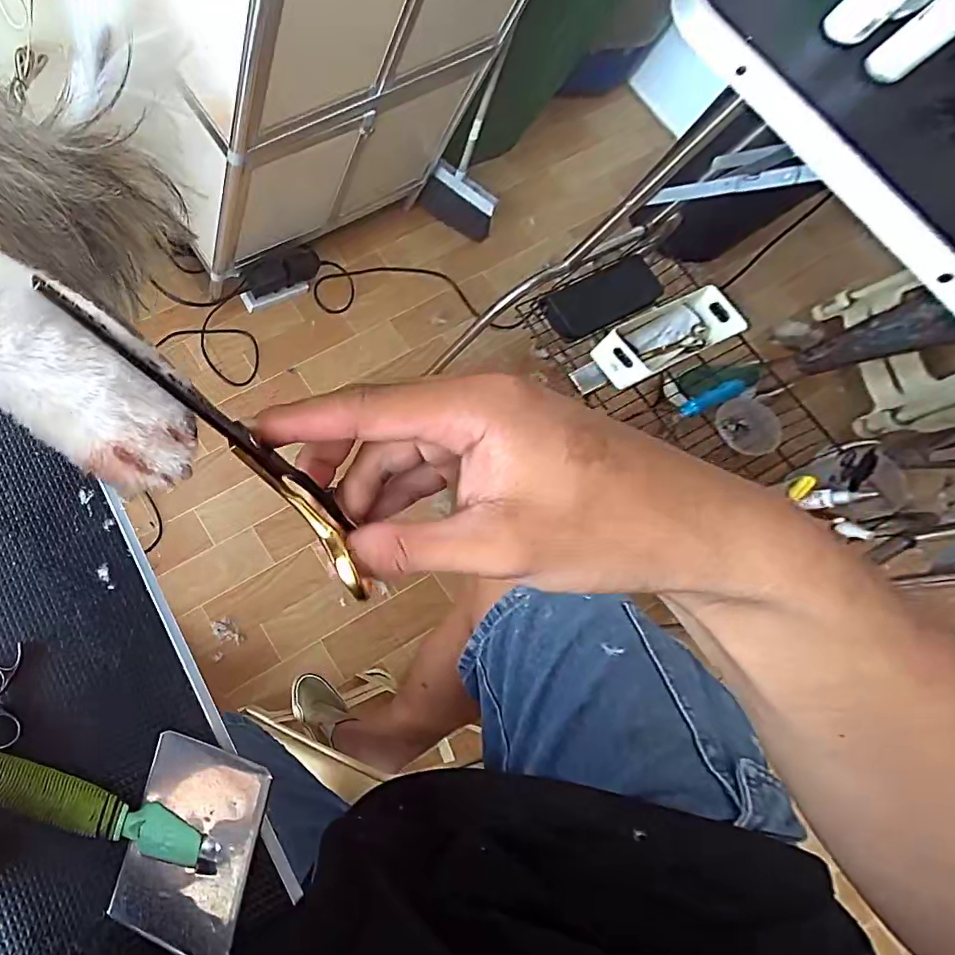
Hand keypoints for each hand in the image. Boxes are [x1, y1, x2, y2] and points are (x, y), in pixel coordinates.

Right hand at [253, 374, 824, 599]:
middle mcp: (475, 403)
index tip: (257, 429)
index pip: (370, 409)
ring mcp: (487, 426)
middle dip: (338, 474)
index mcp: (475, 407)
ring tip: (349, 543)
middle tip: (306, 515)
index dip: (306, 421)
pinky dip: (403, 502)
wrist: (698, 533)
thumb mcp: (500, 546)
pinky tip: (388, 536)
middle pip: (380, 431)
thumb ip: (414, 547)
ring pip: (401, 455)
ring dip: (371, 497)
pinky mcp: (496, 450)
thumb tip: (351, 551)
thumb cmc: (612, 528)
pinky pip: (429, 471)